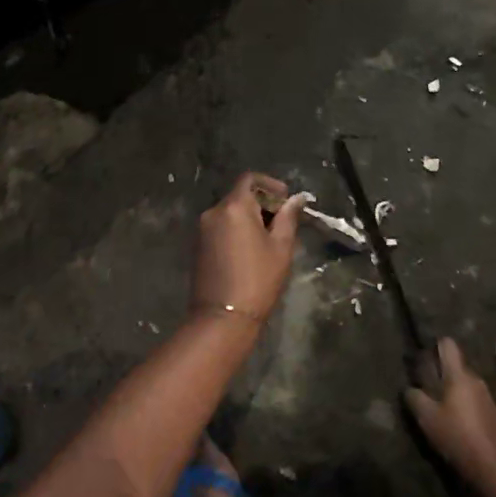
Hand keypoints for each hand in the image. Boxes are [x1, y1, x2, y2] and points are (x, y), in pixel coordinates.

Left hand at [191, 173, 306, 323]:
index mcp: (234, 207)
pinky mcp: (198, 245)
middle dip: (262, 203)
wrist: (223, 317)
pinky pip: (221, 226)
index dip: (270, 184)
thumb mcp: (280, 248)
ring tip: (269, 238)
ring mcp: (203, 229)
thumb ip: (288, 218)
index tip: (286, 199)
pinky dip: (236, 229)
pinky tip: (250, 249)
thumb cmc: (258, 280)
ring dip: (249, 217)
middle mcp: (214, 211)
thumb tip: (296, 199)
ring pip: (230, 212)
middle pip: (239, 195)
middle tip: (282, 222)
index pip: (250, 179)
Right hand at [403, 338, 495, 483]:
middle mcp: (475, 380)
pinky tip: (453, 422)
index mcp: (459, 375)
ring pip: (464, 384)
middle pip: (455, 366)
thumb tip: (409, 388)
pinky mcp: (494, 415)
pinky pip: (473, 400)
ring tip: (436, 406)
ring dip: (451, 391)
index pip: (447, 345)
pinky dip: (462, 405)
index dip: (433, 346)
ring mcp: (487, 397)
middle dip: (440, 373)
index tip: (421, 356)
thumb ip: (414, 397)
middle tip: (423, 386)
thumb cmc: (458, 437)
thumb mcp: (427, 418)